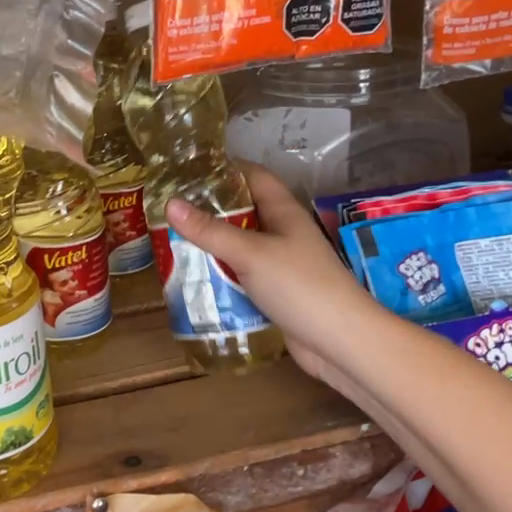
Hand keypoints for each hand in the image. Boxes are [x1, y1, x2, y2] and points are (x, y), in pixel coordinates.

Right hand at [164, 165, 377, 381]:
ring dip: (213, 243)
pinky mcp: (277, 292)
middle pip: (244, 210)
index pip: (254, 175)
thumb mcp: (249, 254)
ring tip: (172, 239)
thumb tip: (170, 203)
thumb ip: (209, 230)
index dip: (225, 168)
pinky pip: (243, 274)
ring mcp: (282, 263)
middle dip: (210, 208)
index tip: (188, 170)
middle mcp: (284, 233)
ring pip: (241, 244)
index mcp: (283, 212)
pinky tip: (196, 277)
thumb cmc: (301, 286)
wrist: (342, 342)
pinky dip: (222, 273)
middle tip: (171, 208)